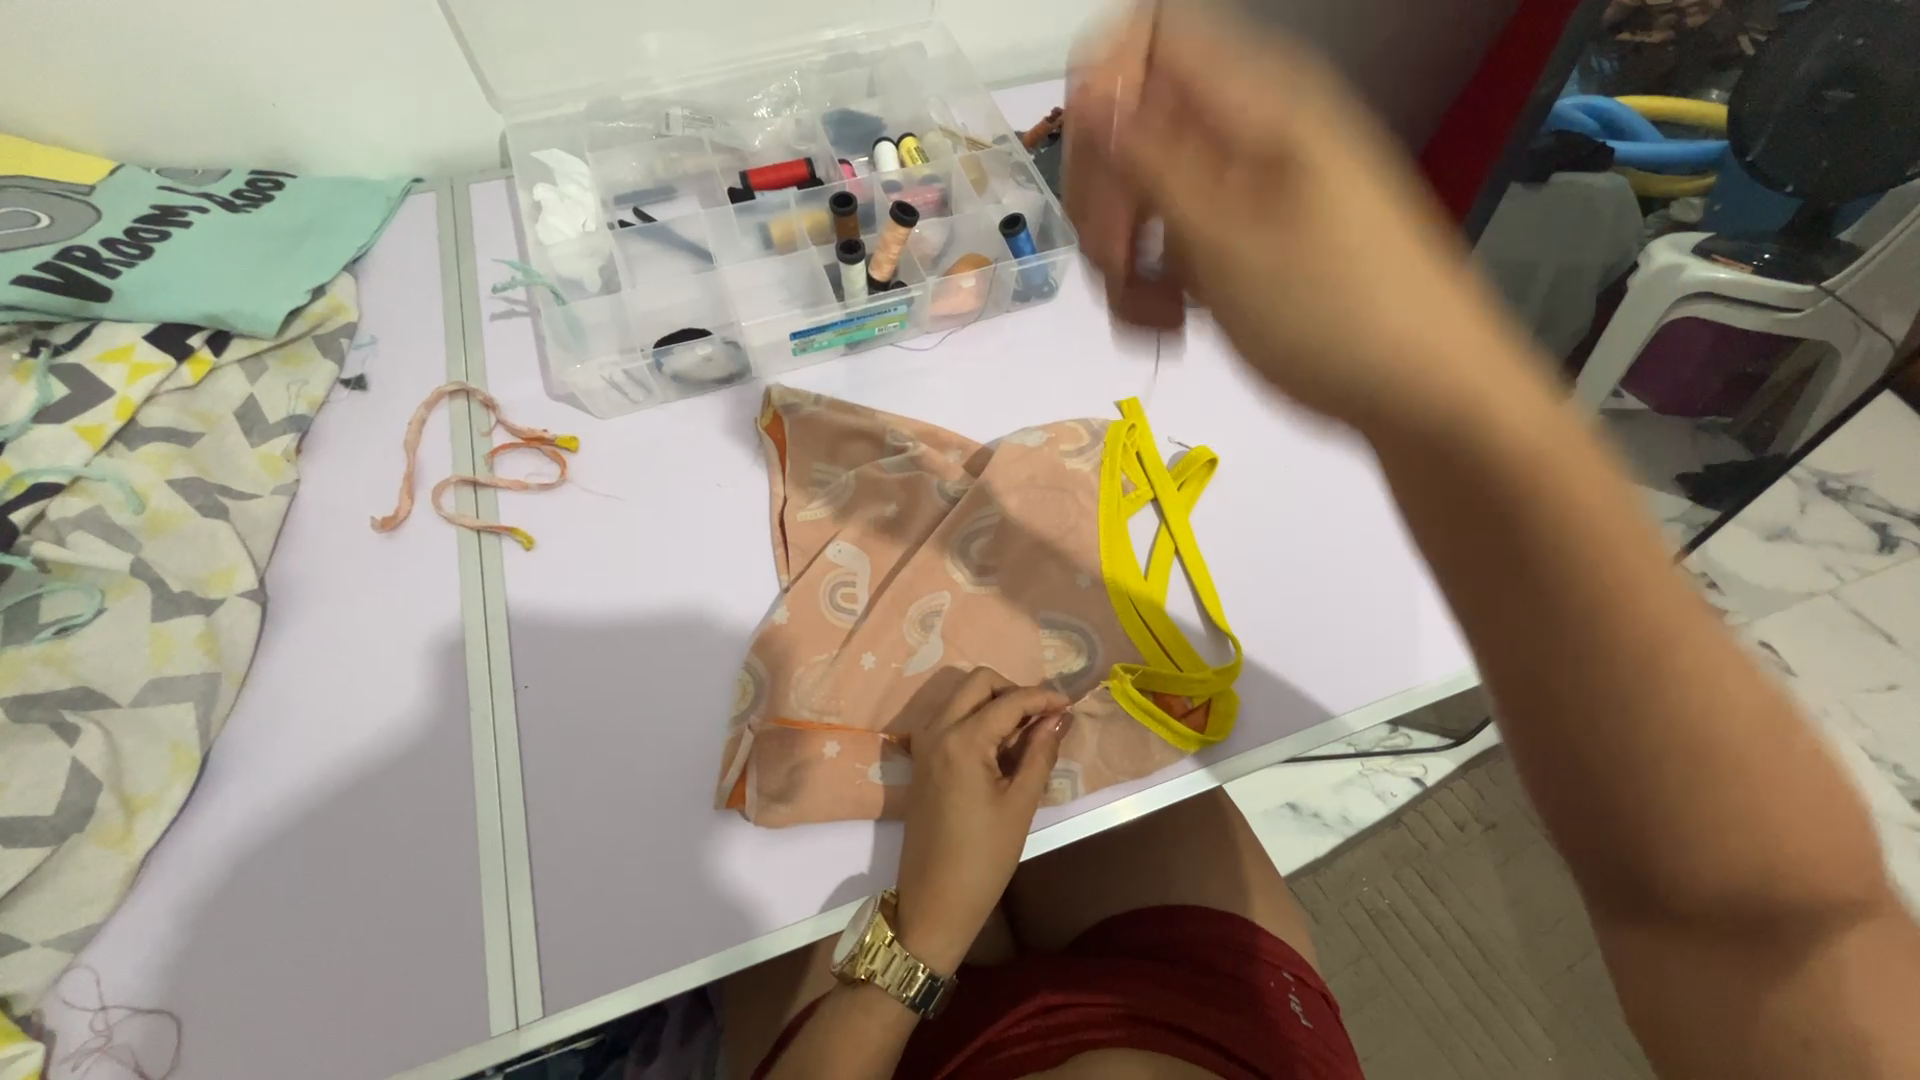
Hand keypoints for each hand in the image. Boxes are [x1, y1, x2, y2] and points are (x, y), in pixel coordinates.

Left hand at [893, 669, 1070, 972]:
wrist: (933, 900)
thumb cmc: (984, 857)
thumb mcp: (1020, 804)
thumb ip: (1039, 752)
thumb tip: (1058, 717)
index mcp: (962, 740)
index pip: (1009, 701)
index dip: (1043, 698)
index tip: (1070, 705)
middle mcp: (937, 729)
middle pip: (978, 682)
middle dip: (1013, 691)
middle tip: (1042, 718)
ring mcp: (924, 743)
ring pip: (962, 697)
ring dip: (993, 703)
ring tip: (1024, 735)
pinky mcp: (921, 758)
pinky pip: (950, 718)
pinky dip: (976, 719)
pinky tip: (1000, 747)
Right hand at [1066, 4, 1545, 437]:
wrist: (1423, 393)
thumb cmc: (1335, 315)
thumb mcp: (1226, 238)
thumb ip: (1150, 160)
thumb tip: (1091, 91)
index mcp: (1255, 102)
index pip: (1144, 38)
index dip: (1102, 97)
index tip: (1099, 182)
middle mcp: (1245, 133)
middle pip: (1130, 124)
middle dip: (1105, 198)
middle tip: (1117, 266)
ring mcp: (1243, 191)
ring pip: (1141, 195)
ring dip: (1124, 258)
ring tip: (1156, 316)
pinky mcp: (1242, 242)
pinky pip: (1170, 242)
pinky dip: (1152, 283)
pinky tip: (1172, 324)